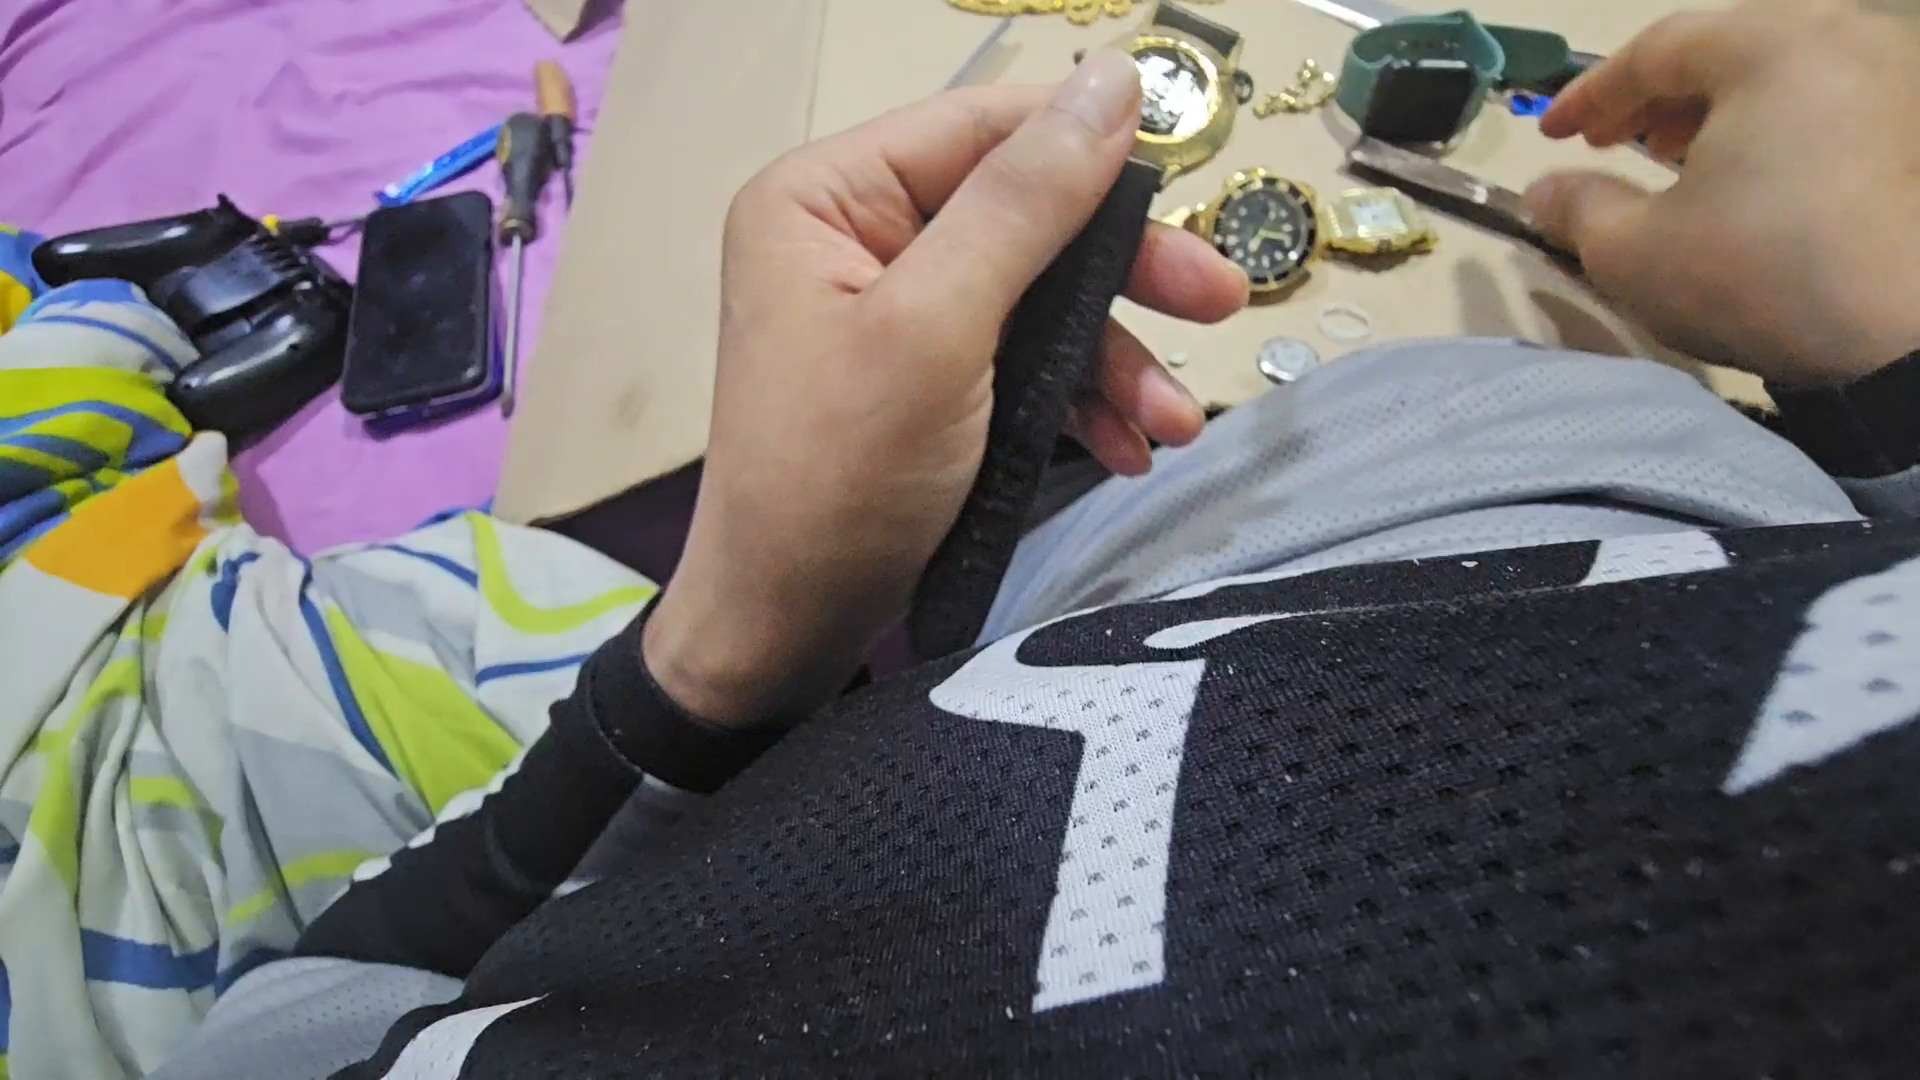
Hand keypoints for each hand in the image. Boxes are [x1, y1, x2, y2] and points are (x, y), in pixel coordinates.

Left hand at [643, 52, 1249, 726]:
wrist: (794, 622)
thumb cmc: (842, 475)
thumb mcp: (935, 330)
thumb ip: (1023, 205)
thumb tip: (1111, 82)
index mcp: (827, 200)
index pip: (979, 131)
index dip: (1085, 149)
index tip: (1180, 189)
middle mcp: (859, 246)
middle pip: (1021, 223)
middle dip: (1120, 279)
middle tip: (1218, 304)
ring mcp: (899, 322)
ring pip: (1033, 307)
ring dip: (1111, 365)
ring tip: (1172, 426)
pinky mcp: (930, 387)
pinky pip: (1016, 369)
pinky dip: (1074, 406)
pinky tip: (1125, 448)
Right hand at [1522, 1, 1919, 384]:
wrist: (1888, 330)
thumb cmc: (1741, 274)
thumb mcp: (1625, 246)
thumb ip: (1574, 204)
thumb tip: (1542, 190)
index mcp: (1776, 53)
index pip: (1661, 47)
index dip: (1590, 91)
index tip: (1547, 134)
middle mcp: (1848, 40)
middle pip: (1726, 43)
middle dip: (1649, 92)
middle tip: (1600, 140)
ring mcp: (1893, 78)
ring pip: (1775, 65)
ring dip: (1703, 103)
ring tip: (1658, 153)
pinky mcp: (1907, 123)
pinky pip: (1815, 92)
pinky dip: (1755, 116)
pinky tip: (1723, 167)